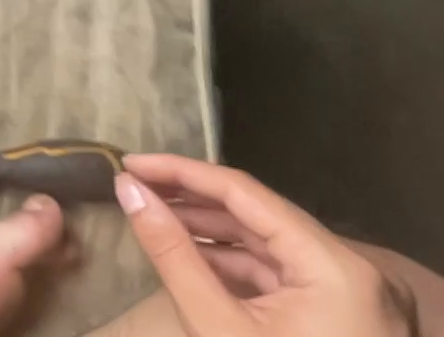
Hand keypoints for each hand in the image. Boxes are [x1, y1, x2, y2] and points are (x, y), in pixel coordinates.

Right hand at [115, 153, 415, 336]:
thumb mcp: (216, 323)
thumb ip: (170, 249)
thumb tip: (126, 187)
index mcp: (334, 266)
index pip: (243, 191)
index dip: (179, 170)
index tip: (125, 161)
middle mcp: (354, 269)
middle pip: (256, 211)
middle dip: (188, 196)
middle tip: (131, 186)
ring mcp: (356, 292)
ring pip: (266, 237)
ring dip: (204, 225)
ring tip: (150, 214)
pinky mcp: (347, 311)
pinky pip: (279, 266)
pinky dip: (230, 256)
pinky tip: (188, 253)